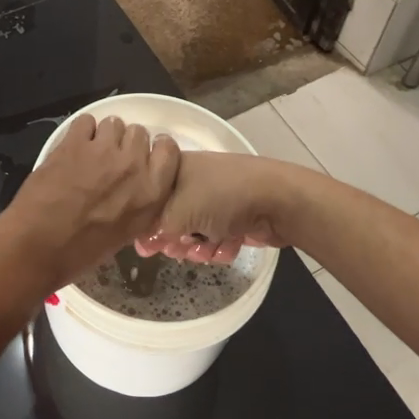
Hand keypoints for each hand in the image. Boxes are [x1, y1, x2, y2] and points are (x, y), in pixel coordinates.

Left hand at [0, 115, 178, 289]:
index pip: (169, 150)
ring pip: (113, 123)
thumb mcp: (127, 231)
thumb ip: (139, 202)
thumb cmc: (82, 251)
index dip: (156, 148)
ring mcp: (103, 151)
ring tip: (90, 153)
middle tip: (111, 158)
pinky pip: (86, 121)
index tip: (144, 154)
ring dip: (104, 135)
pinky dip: (81, 131)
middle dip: (126, 142)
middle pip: (139, 132)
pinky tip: (73, 148)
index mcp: (151, 193)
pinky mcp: (75, 142)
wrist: (39, 246)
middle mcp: (133, 166)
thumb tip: (135, 186)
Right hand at [133, 152, 302, 264]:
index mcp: (174, 168)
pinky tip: (228, 247)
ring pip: (194, 232)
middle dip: (177, 239)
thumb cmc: (221, 196)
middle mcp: (192, 179)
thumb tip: (141, 245)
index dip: (147, 223)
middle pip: (171, 218)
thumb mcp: (180, 212)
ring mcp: (215, 197)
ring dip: (199, 247)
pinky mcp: (234, 216)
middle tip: (181, 249)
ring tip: (208, 250)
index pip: (149, 196)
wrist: (276, 199)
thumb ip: (156, 230)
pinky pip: (216, 237)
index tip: (149, 245)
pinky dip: (220, 246)